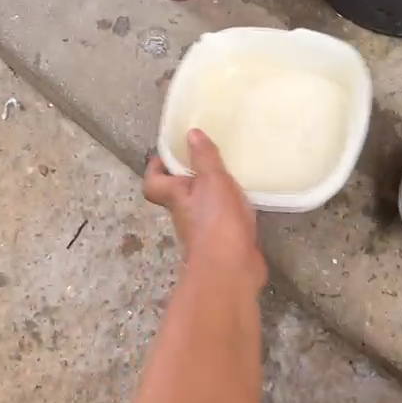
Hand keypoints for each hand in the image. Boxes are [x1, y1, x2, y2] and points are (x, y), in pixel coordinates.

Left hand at [143, 129, 266, 291]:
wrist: (231, 270)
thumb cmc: (216, 223)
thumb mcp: (212, 181)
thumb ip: (204, 158)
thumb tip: (191, 133)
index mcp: (176, 197)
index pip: (153, 182)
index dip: (157, 167)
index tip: (171, 152)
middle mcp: (185, 214)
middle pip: (178, 193)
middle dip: (189, 176)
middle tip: (207, 156)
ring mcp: (204, 229)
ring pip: (202, 205)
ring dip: (212, 192)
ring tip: (232, 172)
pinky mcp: (225, 240)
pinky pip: (224, 218)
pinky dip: (232, 208)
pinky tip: (248, 198)